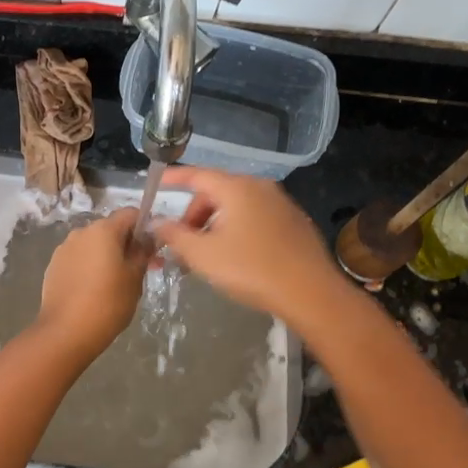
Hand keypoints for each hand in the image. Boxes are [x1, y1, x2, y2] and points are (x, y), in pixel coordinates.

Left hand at [37, 208, 145, 360]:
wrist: (65, 332)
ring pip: (93, 244)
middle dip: (127, 243)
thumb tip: (148, 239)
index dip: (145, 225)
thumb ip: (143, 253)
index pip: (130, 213)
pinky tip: (93, 290)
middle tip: (141, 269)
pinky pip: (78, 258)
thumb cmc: (108, 303)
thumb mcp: (135, 278)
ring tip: (115, 282)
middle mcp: (81, 232)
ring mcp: (64, 248)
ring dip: (107, 255)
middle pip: (110, 229)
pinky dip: (89, 266)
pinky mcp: (53, 266)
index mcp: (103, 230)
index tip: (154, 247)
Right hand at [152, 167, 352, 325]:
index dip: (174, 178)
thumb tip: (155, 222)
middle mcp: (260, 187)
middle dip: (195, 214)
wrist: (311, 293)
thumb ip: (174, 235)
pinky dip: (238, 228)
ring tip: (208, 254)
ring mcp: (281, 203)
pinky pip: (256, 217)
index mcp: (236, 188)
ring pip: (237, 206)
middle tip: (184, 243)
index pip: (197, 174)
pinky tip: (237, 257)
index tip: (156, 182)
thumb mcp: (203, 255)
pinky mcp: (294, 222)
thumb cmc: (252, 270)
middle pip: (216, 192)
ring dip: (215, 224)